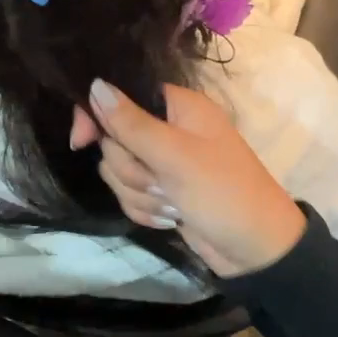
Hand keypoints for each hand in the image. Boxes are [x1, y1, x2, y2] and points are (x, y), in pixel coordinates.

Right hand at [70, 79, 306, 276]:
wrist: (256, 251)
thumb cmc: (223, 193)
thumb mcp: (175, 157)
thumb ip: (131, 123)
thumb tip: (95, 85)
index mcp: (177, 107)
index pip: (119, 98)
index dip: (96, 118)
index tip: (81, 142)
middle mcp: (169, 130)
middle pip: (114, 140)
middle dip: (131, 169)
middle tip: (162, 182)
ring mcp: (164, 164)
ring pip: (118, 172)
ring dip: (140, 194)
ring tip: (173, 204)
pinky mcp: (162, 193)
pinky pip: (130, 196)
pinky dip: (146, 210)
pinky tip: (172, 219)